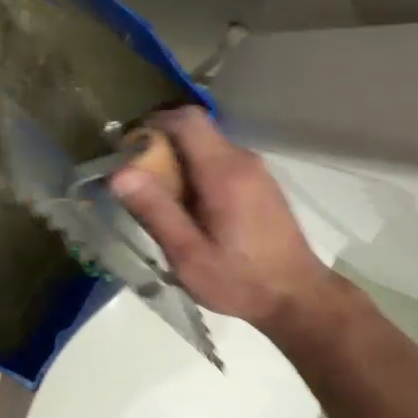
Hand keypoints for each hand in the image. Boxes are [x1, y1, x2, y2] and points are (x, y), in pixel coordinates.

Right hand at [110, 107, 334, 328]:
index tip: (128, 151)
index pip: (187, 120)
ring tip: (159, 201)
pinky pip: (218, 162)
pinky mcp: (259, 183)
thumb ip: (155, 210)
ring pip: (205, 146)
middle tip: (136, 183)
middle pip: (194, 131)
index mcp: (224, 172)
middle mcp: (243, 159)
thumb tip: (119, 173)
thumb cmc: (240, 280)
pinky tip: (189, 210)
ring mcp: (255, 170)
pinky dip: (195, 173)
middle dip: (160, 147)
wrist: (298, 298)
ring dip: (177, 163)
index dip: (152, 125)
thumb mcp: (188, 254)